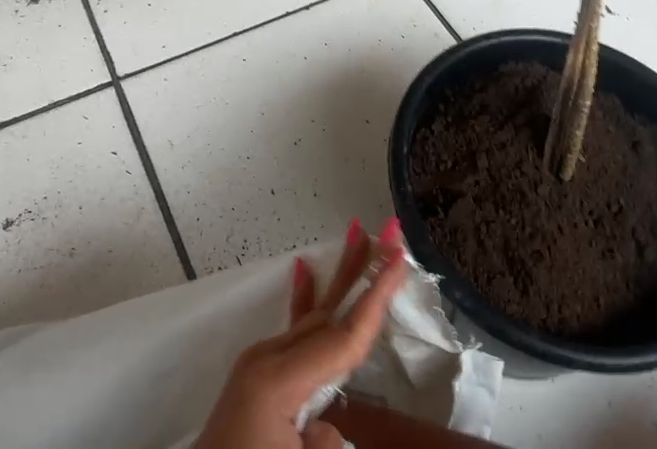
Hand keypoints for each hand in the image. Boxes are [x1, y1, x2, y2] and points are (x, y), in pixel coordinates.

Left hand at [194, 219, 409, 448]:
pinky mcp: (257, 372)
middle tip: (388, 229)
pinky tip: (303, 266)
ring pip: (313, 313)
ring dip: (340, 277)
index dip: (376, 295)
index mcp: (280, 380)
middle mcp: (268, 359)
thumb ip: (326, 437)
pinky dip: (303, 297)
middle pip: (329, 309)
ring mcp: (259, 362)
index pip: (344, 335)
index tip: (399, 258)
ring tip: (357, 234)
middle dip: (361, 268)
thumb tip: (322, 423)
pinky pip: (290, 328)